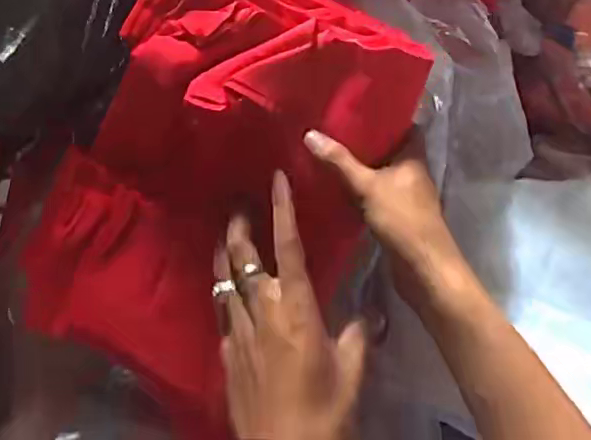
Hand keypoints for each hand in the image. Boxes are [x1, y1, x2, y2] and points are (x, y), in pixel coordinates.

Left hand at [217, 170, 365, 439]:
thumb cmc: (324, 411)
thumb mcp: (352, 371)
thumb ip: (358, 333)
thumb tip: (369, 310)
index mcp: (295, 307)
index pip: (287, 245)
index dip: (281, 208)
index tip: (275, 178)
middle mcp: (262, 311)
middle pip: (243, 258)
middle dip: (239, 226)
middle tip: (237, 202)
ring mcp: (238, 335)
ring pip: (224, 283)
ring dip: (224, 255)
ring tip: (223, 236)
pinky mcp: (226, 360)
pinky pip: (221, 316)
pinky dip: (222, 297)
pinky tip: (224, 297)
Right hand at [304, 130, 468, 307]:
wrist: (424, 270)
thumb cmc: (403, 219)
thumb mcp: (367, 186)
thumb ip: (340, 161)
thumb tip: (310, 133)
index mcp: (414, 155)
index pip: (403, 123)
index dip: (384, 113)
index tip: (357, 104)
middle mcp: (412, 170)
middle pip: (388, 146)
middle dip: (365, 139)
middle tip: (334, 125)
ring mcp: (406, 193)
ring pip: (380, 170)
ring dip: (361, 164)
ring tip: (330, 149)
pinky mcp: (397, 214)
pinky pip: (376, 191)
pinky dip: (360, 186)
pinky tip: (337, 183)